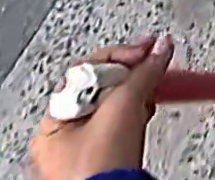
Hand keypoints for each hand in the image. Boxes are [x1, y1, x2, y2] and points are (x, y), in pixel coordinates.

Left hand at [31, 34, 174, 179]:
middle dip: (131, 74)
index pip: (88, 70)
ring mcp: (82, 150)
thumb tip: (161, 48)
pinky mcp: (103, 162)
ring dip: (136, 94)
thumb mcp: (124, 104)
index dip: (120, 55)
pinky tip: (145, 112)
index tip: (147, 49)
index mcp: (53, 122)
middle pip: (102, 86)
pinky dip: (135, 114)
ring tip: (151, 92)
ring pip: (113, 105)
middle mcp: (62, 136)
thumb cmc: (100, 169)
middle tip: (152, 66)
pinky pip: (120, 125)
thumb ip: (144, 70)